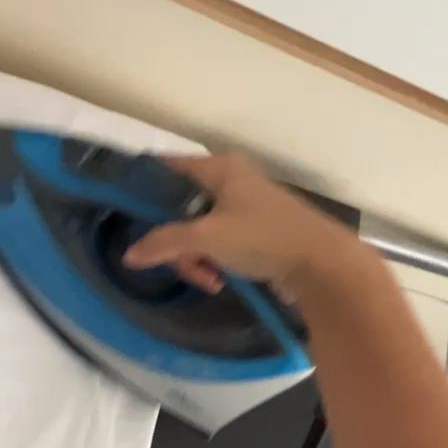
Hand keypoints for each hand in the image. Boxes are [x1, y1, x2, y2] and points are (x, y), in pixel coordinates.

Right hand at [121, 153, 359, 294]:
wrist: (324, 266)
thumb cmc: (263, 237)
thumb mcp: (205, 238)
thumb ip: (163, 243)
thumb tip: (129, 255)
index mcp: (219, 168)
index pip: (166, 167)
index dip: (141, 186)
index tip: (123, 210)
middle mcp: (230, 181)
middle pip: (177, 207)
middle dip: (173, 240)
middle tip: (178, 263)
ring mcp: (242, 207)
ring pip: (194, 230)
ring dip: (193, 257)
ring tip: (206, 277)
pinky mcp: (253, 231)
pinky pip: (215, 243)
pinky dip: (211, 261)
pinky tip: (218, 280)